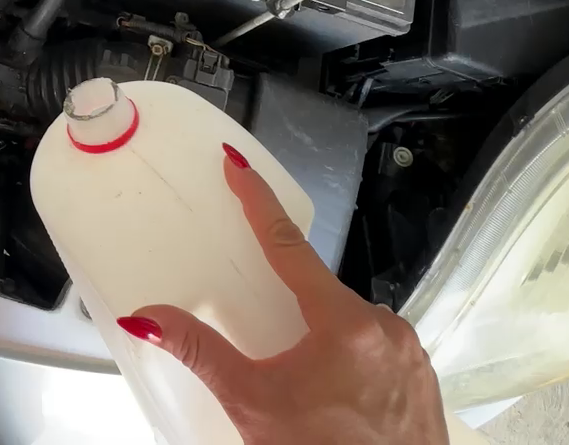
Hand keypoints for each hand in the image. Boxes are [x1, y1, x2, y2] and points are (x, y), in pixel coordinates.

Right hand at [120, 148, 446, 444]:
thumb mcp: (253, 404)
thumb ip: (198, 350)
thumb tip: (144, 314)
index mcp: (344, 323)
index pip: (287, 243)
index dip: (256, 199)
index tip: (237, 165)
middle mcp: (385, 328)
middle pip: (319, 286)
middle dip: (287, 288)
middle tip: (260, 310)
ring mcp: (411, 357)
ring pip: (349, 317)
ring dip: (318, 324)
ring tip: (294, 365)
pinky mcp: (424, 385)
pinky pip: (375, 345)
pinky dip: (347, 350)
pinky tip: (330, 386)